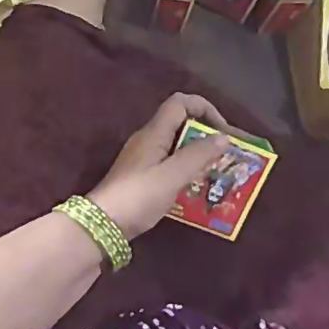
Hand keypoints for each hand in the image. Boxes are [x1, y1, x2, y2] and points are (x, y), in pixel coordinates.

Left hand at [88, 93, 234, 237]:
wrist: (103, 224)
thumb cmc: (138, 197)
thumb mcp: (173, 175)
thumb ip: (198, 155)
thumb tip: (224, 137)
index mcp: (154, 133)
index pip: (180, 103)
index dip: (205, 109)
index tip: (223, 131)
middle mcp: (147, 140)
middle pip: (179, 123)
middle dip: (204, 135)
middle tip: (224, 156)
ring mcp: (142, 159)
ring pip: (175, 146)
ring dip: (196, 154)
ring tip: (216, 172)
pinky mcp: (140, 177)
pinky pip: (168, 164)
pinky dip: (185, 170)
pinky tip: (195, 187)